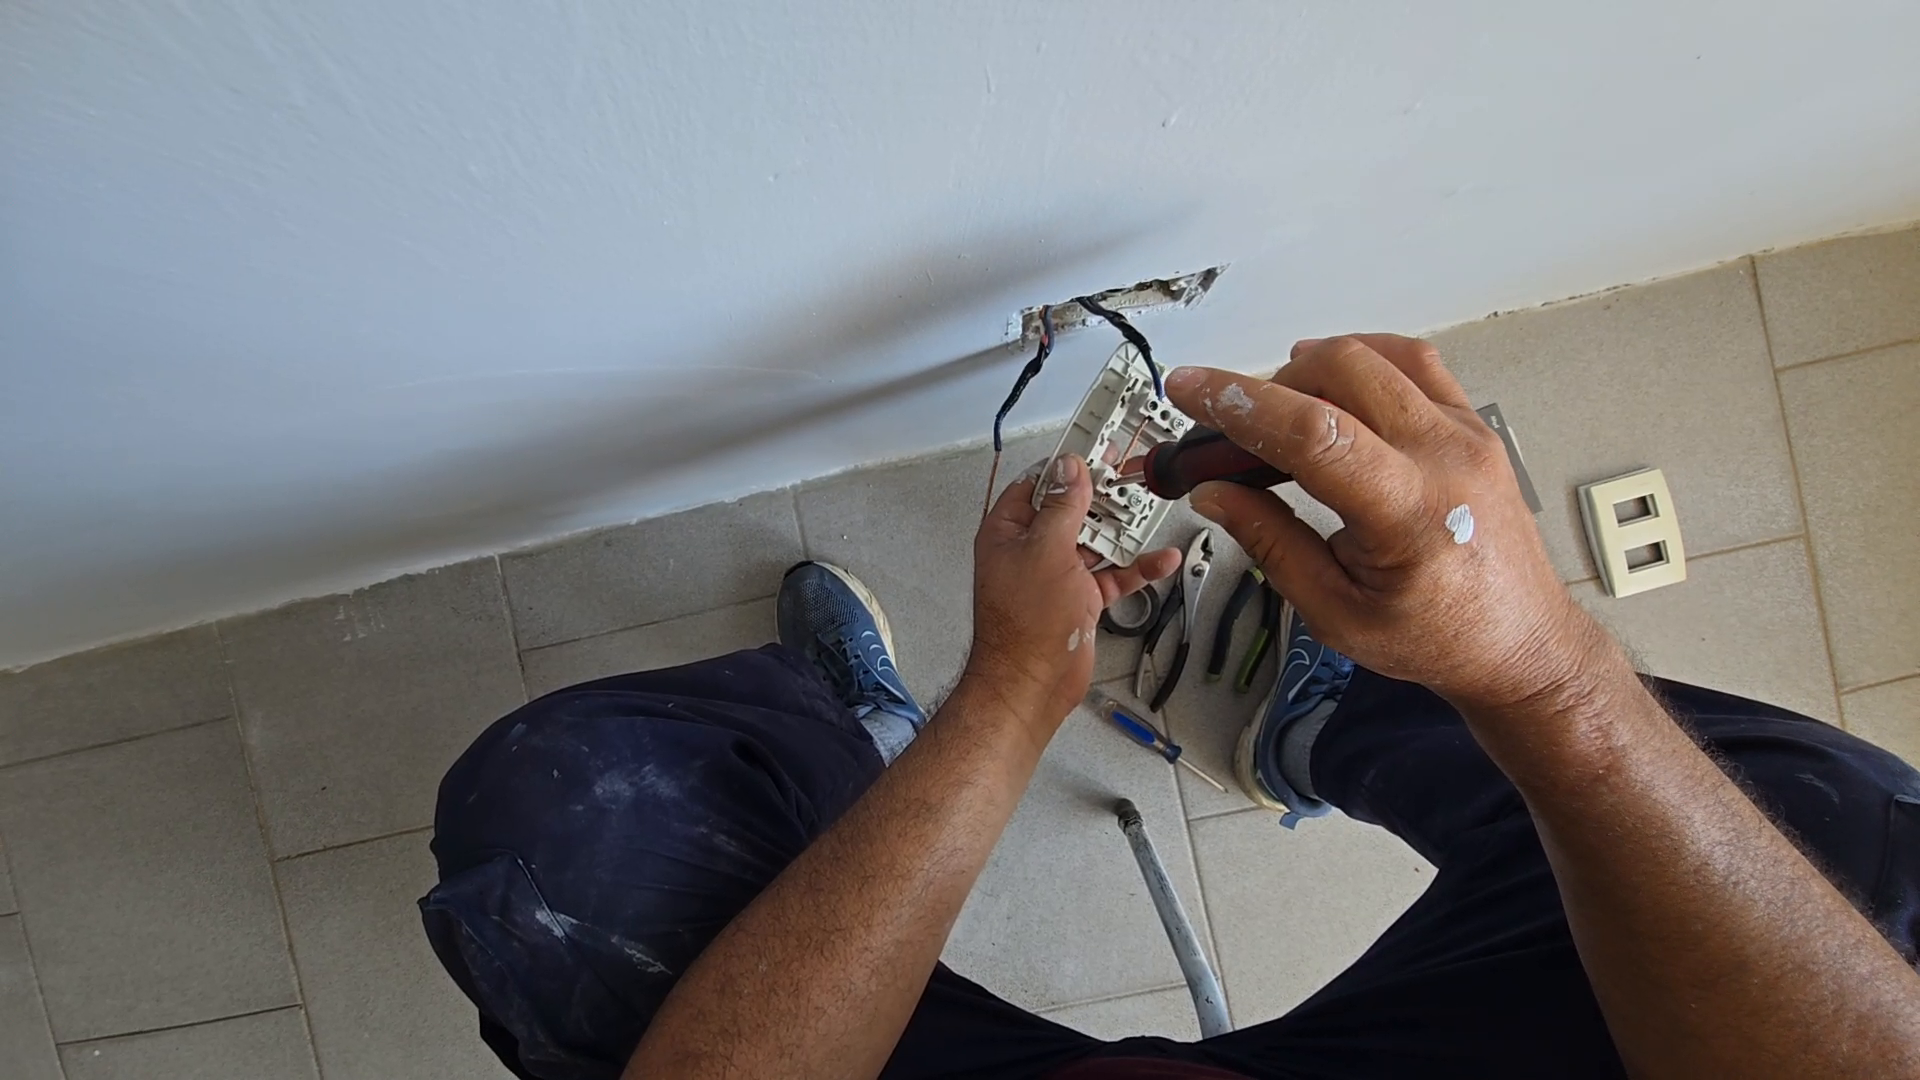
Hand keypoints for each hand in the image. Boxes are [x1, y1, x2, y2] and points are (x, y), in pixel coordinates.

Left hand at [964, 455, 1180, 735]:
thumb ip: (1061, 507)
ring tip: (1150, 511)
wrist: (1033, 683)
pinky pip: (1110, 575)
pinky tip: (1161, 558)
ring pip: (1093, 541)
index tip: (1097, 449)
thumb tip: (1070, 468)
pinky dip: (1134, 567)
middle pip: (1070, 510)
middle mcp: (1030, 549)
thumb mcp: (1046, 551)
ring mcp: (1056, 574)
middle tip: (1132, 476)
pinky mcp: (1079, 598)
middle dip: (1101, 496)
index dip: (1066, 466)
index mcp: (1008, 532)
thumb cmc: (1028, 621)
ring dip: (1122, 531)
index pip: (1037, 485)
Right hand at [1164, 334, 1604, 711]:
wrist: (1520, 642)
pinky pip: (1413, 362)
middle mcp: (1444, 457)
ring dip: (1310, 371)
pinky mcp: (1471, 426)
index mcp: (1407, 513)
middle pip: (1341, 370)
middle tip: (1233, 424)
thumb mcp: (1332, 610)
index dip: (1239, 403)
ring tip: (1279, 414)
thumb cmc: (1435, 636)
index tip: (1189, 389)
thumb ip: (1269, 543)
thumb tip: (1213, 493)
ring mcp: (1465, 433)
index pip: (1310, 432)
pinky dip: (1359, 360)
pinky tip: (1329, 384)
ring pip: (1374, 355)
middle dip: (1267, 385)